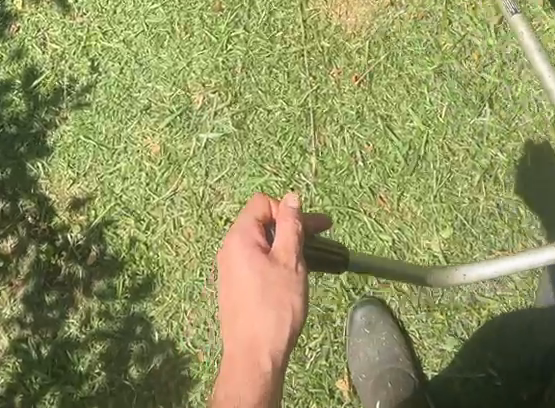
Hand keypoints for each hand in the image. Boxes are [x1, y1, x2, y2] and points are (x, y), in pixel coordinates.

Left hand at [211, 193, 332, 404]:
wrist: (254, 357)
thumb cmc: (275, 307)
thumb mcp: (290, 261)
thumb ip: (291, 226)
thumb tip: (292, 197)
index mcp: (239, 236)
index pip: (262, 203)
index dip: (286, 210)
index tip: (308, 229)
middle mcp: (230, 247)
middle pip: (263, 223)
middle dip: (293, 227)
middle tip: (324, 235)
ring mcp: (231, 268)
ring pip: (263, 244)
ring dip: (287, 246)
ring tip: (314, 258)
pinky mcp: (236, 286)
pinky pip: (258, 262)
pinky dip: (277, 262)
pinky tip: (295, 276)